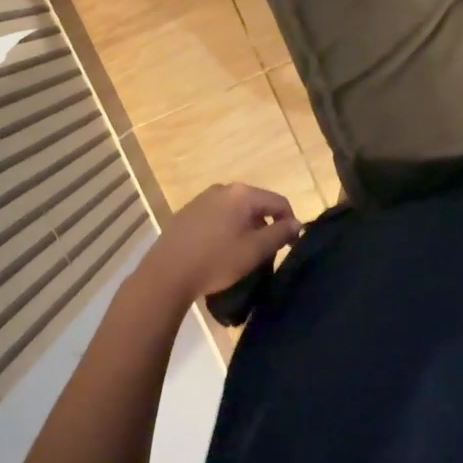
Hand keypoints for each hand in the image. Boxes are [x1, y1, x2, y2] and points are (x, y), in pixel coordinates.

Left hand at [139, 183, 300, 301]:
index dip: (290, 223)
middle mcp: (223, 189)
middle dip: (266, 225)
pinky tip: (219, 250)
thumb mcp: (254, 251)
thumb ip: (279, 234)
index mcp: (242, 194)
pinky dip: (226, 229)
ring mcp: (202, 199)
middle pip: (256, 204)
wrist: (166, 273)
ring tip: (242, 253)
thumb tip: (296, 223)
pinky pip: (217, 216)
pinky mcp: (187, 212)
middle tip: (266, 252)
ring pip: (236, 210)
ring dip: (245, 228)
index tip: (289, 246)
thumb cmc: (216, 260)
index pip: (278, 202)